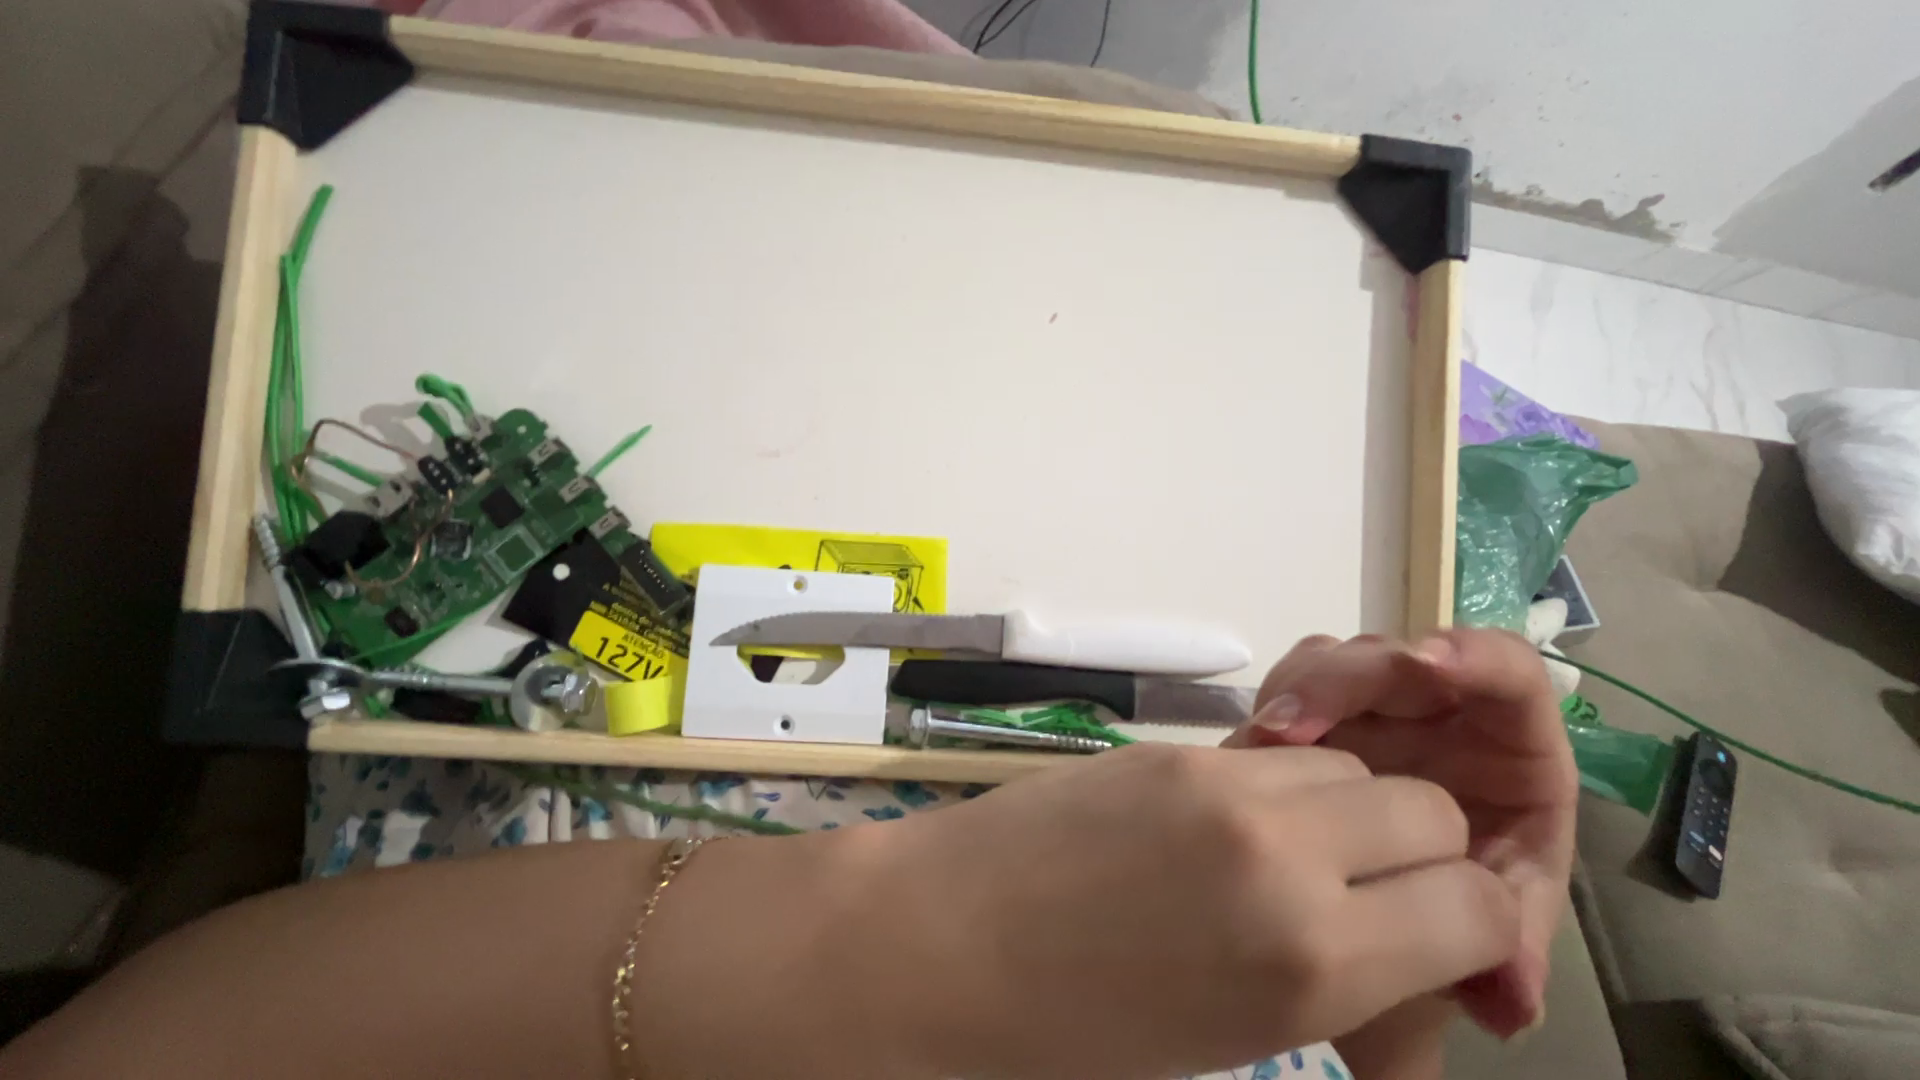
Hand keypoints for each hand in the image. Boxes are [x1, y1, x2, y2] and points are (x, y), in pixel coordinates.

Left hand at [798, 742, 1518, 1079]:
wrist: (939, 940)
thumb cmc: (1072, 1029)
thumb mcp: (1227, 1036)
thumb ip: (1331, 981)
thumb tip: (1402, 960)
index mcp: (1311, 961)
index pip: (1477, 907)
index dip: (1469, 925)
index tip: (1436, 938)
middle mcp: (1284, 853)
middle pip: (1429, 811)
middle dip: (1420, 855)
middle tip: (1366, 890)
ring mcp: (1221, 784)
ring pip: (1350, 768)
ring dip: (1346, 809)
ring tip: (1288, 851)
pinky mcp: (1168, 749)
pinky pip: (1271, 754)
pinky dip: (1278, 786)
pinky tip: (1224, 824)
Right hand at [1224, 630, 1578, 1038]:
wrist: (1389, 926)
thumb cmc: (1457, 918)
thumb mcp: (1489, 937)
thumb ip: (1506, 953)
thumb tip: (1515, 1000)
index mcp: (1507, 749)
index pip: (1505, 670)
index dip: (1473, 655)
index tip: (1425, 665)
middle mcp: (1438, 715)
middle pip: (1399, 658)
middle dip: (1345, 677)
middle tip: (1294, 722)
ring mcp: (1372, 712)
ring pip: (1336, 663)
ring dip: (1299, 690)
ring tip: (1266, 740)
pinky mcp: (1318, 719)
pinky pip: (1292, 691)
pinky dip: (1272, 709)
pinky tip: (1253, 747)